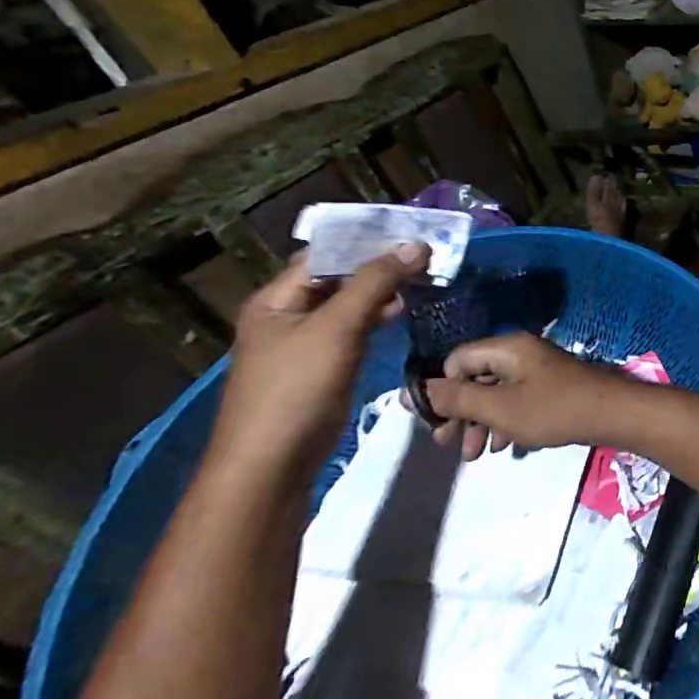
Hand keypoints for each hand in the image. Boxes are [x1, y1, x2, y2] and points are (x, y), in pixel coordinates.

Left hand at [208, 243, 429, 486]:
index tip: (413, 232)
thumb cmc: (296, 389)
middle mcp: (287, 315)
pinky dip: (378, 317)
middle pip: (339, 277)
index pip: (326, 253)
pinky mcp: (323, 366)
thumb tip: (415, 245)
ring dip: (383, 290)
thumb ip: (374, 284)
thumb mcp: (336, 328)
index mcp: (276, 299)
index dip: (367, 240)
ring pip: (350, 304)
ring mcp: (305, 343)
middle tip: (427, 254)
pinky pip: (354, 329)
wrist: (271, 466)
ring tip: (424, 277)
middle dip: (381, 264)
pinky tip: (404, 311)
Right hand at [423, 332, 626, 460]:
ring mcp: (537, 369)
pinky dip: (505, 420)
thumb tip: (418, 389)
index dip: (440, 390)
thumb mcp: (499, 408)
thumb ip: (458, 398)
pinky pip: (516, 400)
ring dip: (481, 422)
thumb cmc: (553, 409)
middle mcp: (520, 353)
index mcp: (506, 348)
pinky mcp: (550, 387)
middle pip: (475, 377)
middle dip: (460, 412)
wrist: (612, 414)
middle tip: (449, 445)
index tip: (433, 422)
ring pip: (495, 392)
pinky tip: (506, 446)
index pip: (456, 360)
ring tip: (477, 455)